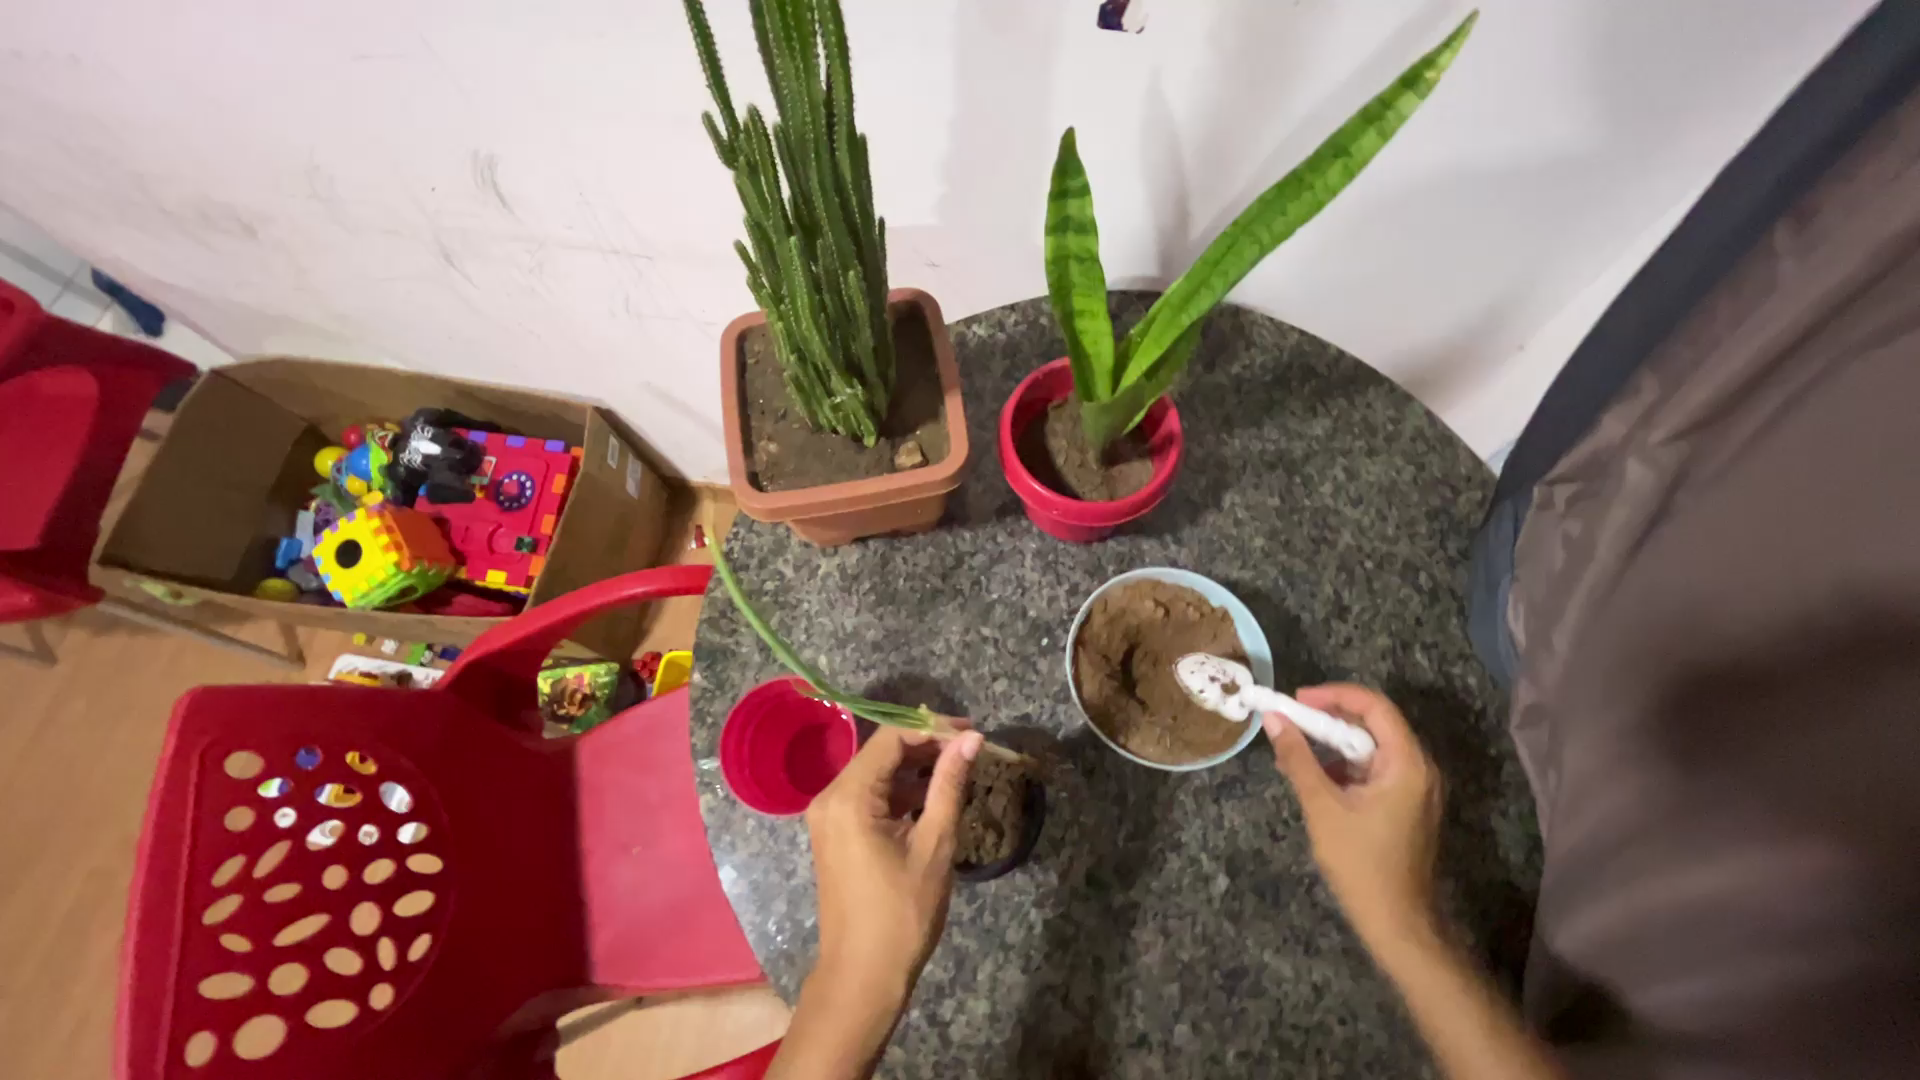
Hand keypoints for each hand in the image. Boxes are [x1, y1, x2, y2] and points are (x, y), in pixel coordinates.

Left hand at [806, 725, 983, 1002]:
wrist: (862, 976)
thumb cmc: (902, 912)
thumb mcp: (935, 844)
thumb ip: (949, 784)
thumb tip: (971, 738)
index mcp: (849, 796)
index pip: (892, 738)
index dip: (933, 729)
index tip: (972, 733)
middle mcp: (830, 797)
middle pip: (882, 752)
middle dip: (927, 746)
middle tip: (971, 751)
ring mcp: (830, 816)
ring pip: (878, 773)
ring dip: (916, 770)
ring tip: (960, 774)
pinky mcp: (836, 833)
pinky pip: (870, 797)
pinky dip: (901, 793)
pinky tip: (934, 800)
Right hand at [1264, 684, 1442, 948]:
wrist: (1396, 922)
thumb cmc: (1361, 863)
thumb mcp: (1322, 805)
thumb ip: (1298, 757)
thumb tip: (1273, 718)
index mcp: (1406, 764)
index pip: (1374, 707)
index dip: (1334, 695)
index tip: (1296, 700)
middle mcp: (1418, 769)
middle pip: (1373, 724)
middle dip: (1328, 719)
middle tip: (1290, 720)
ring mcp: (1413, 788)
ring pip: (1369, 747)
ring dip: (1331, 743)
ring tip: (1293, 749)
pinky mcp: (1403, 805)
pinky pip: (1371, 769)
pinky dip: (1341, 766)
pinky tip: (1311, 776)